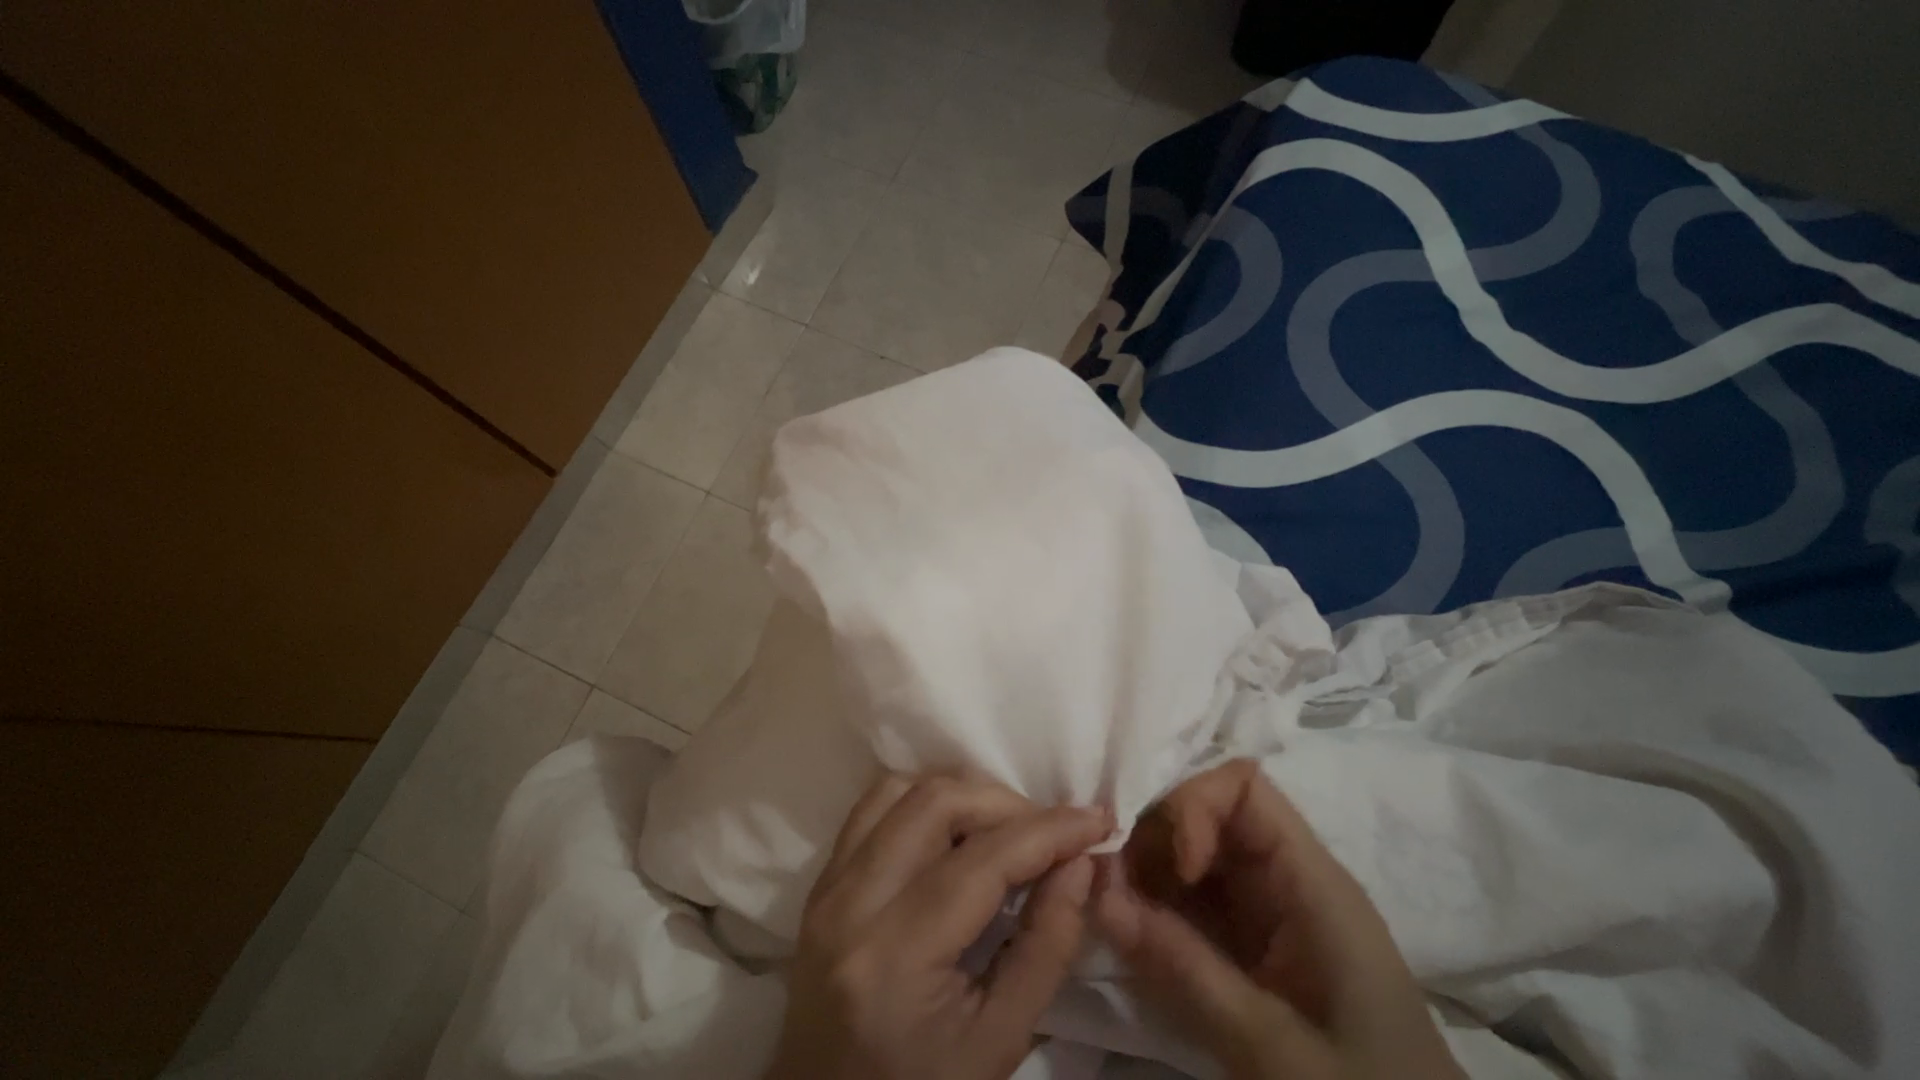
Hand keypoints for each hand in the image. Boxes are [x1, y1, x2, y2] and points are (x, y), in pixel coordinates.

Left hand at [764, 773, 1110, 1079]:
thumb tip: (1079, 861)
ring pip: (898, 791)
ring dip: (962, 795)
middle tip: (1052, 834)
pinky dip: (922, 803)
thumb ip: (1046, 946)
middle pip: (934, 804)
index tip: (1097, 821)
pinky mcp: (819, 884)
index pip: (981, 861)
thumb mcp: (1001, 1039)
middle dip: (1007, 804)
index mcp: (895, 956)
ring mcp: (826, 888)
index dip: (1048, 831)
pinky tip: (956, 832)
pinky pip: (871, 810)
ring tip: (1006, 830)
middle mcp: (849, 905)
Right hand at [1095, 760, 1464, 1079]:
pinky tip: (1130, 938)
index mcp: (1312, 882)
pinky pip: (1194, 901)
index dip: (1193, 807)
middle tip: (1110, 890)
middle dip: (1152, 837)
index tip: (1170, 870)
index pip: (1243, 787)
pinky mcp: (1252, 947)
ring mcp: (1267, 913)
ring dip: (1145, 874)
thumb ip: (1185, 969)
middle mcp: (1287, 880)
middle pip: (1208, 813)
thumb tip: (1098, 892)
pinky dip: (1155, 909)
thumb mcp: (1275, 1048)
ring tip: (1111, 917)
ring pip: (1193, 855)